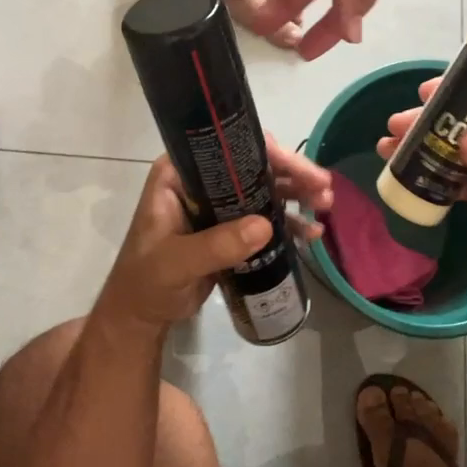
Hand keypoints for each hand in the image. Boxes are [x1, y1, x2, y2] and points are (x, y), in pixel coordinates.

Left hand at [94, 140, 332, 332]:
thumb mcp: (176, 263)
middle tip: (323, 187)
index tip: (295, 166)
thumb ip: (216, 246)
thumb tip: (265, 225)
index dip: (264, 151)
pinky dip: (289, 222)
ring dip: (296, 194)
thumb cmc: (146, 282)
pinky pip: (266, 217)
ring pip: (265, 189)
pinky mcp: (231, 230)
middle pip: (253, 166)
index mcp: (179, 175)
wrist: (141, 317)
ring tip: (325, 206)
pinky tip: (311, 232)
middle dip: (291, 173)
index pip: (226, 149)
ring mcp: (219, 206)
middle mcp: (202, 183)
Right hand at [376, 79, 466, 287]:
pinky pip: (451, 175)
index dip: (464, 91)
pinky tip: (403, 170)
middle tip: (398, 124)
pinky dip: (428, 173)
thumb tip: (466, 140)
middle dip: (432, 121)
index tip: (428, 92)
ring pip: (454, 147)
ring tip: (388, 146)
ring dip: (423, 145)